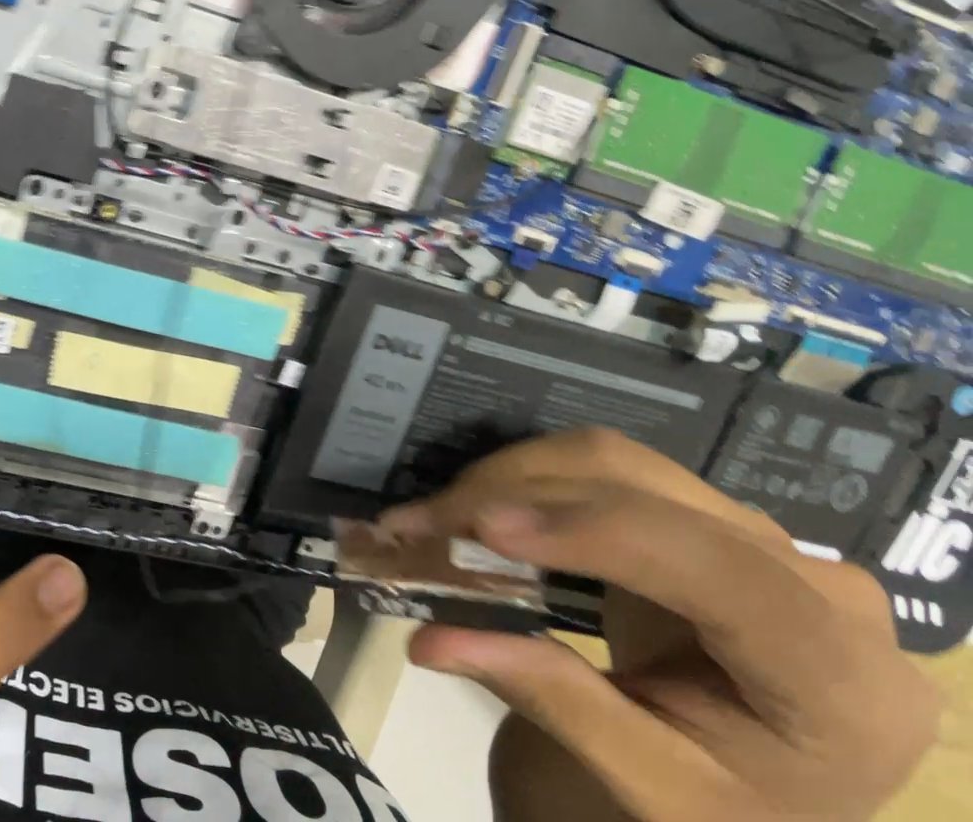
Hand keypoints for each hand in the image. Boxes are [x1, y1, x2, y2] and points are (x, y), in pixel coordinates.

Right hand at [377, 428, 942, 821]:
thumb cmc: (722, 806)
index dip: (594, 532)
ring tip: (434, 517)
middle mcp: (818, 582)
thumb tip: (427, 640)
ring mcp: (765, 538)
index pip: (715, 570)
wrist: (763, 793)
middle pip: (648, 491)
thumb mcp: (648, 784)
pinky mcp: (709, 518)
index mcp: (835, 673)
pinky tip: (477, 511)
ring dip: (511, 479)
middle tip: (415, 525)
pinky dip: (527, 482)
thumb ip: (552, 701)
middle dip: (517, 494)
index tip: (479, 527)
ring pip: (616, 462)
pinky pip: (607, 473)